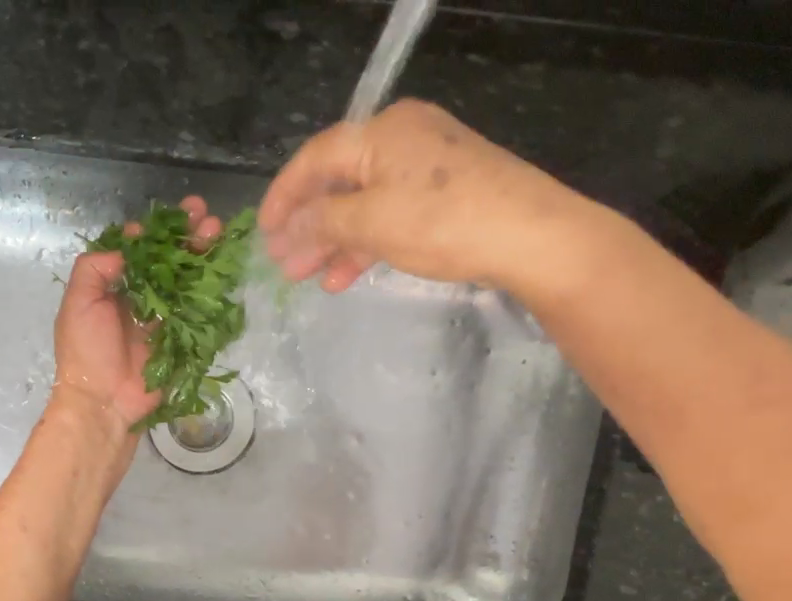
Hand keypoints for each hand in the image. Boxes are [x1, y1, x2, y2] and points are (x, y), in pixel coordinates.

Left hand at [51, 196, 224, 433]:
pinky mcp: (183, 336)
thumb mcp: (77, 303)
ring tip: (215, 227)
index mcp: (113, 288)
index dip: (150, 233)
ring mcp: (164, 317)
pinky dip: (213, 283)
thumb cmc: (86, 352)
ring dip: (202, 250)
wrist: (104, 402)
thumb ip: (94, 269)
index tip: (157, 225)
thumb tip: (127, 246)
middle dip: (184, 234)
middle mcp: (140, 298)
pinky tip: (222, 260)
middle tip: (201, 211)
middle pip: (167, 258)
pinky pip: (200, 306)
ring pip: (187, 276)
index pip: (136, 251)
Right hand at [259, 100, 601, 295]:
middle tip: (280, 262)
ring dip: (330, 241)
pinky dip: (362, 243)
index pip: (314, 158)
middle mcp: (401, 140)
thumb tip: (290, 227)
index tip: (262, 231)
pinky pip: (387, 215)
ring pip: (361, 204)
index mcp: (381, 132)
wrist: (529, 236)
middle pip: (337, 183)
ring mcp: (423, 168)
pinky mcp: (442, 194)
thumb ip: (322, 222)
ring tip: (305, 276)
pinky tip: (342, 276)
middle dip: (306, 225)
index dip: (283, 196)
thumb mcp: (371, 222)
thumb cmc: (442, 221)